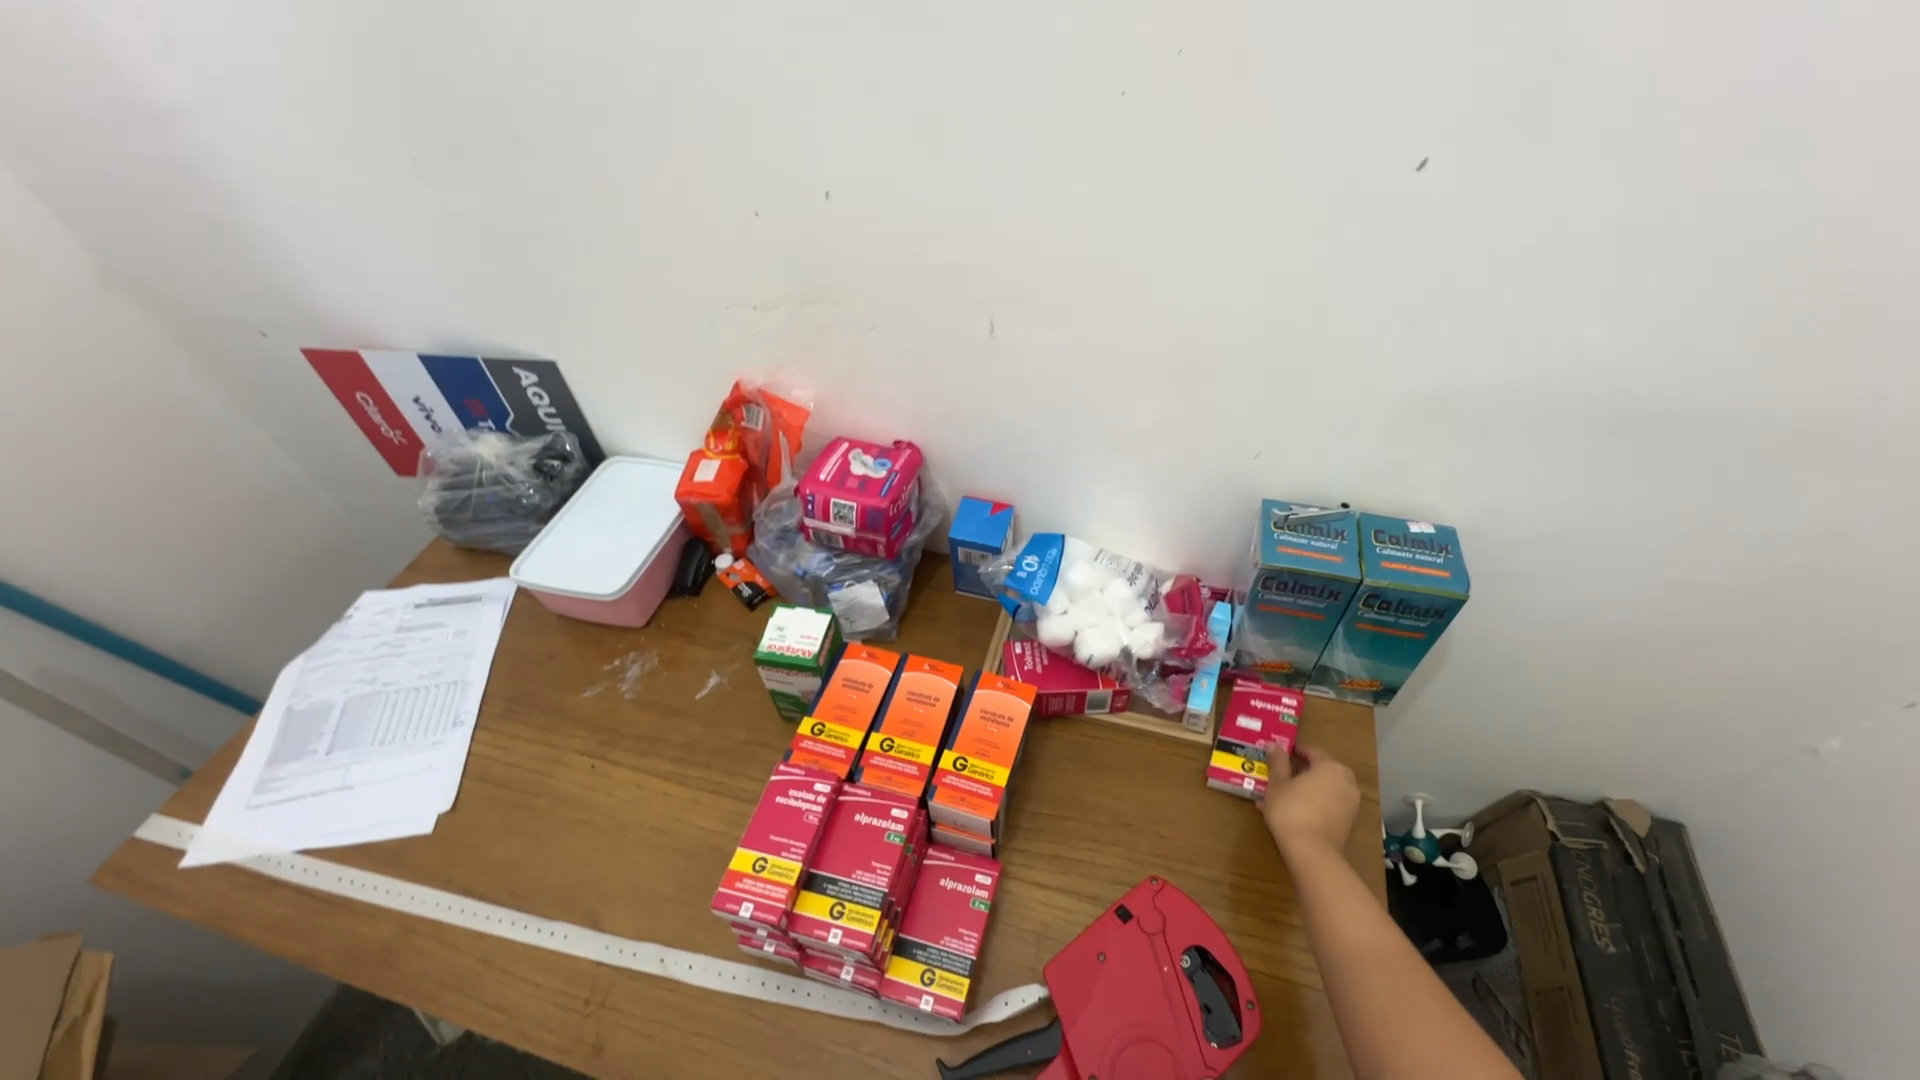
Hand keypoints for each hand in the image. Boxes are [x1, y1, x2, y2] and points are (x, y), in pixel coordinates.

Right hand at [1258, 744, 1359, 862]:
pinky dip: (1312, 804)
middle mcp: (1346, 781)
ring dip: (1304, 790)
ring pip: (1323, 789)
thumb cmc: (1291, 810)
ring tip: (1280, 797)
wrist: (1312, 851)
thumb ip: (1277, 762)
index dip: (1293, 751)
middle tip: (1279, 775)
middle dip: (1299, 772)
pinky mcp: (1347, 822)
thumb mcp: (1277, 784)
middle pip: (1320, 770)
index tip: (1278, 754)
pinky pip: (1327, 805)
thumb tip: (1273, 744)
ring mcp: (1350, 803)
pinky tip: (1290, 813)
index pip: (1312, 751)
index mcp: (1330, 767)